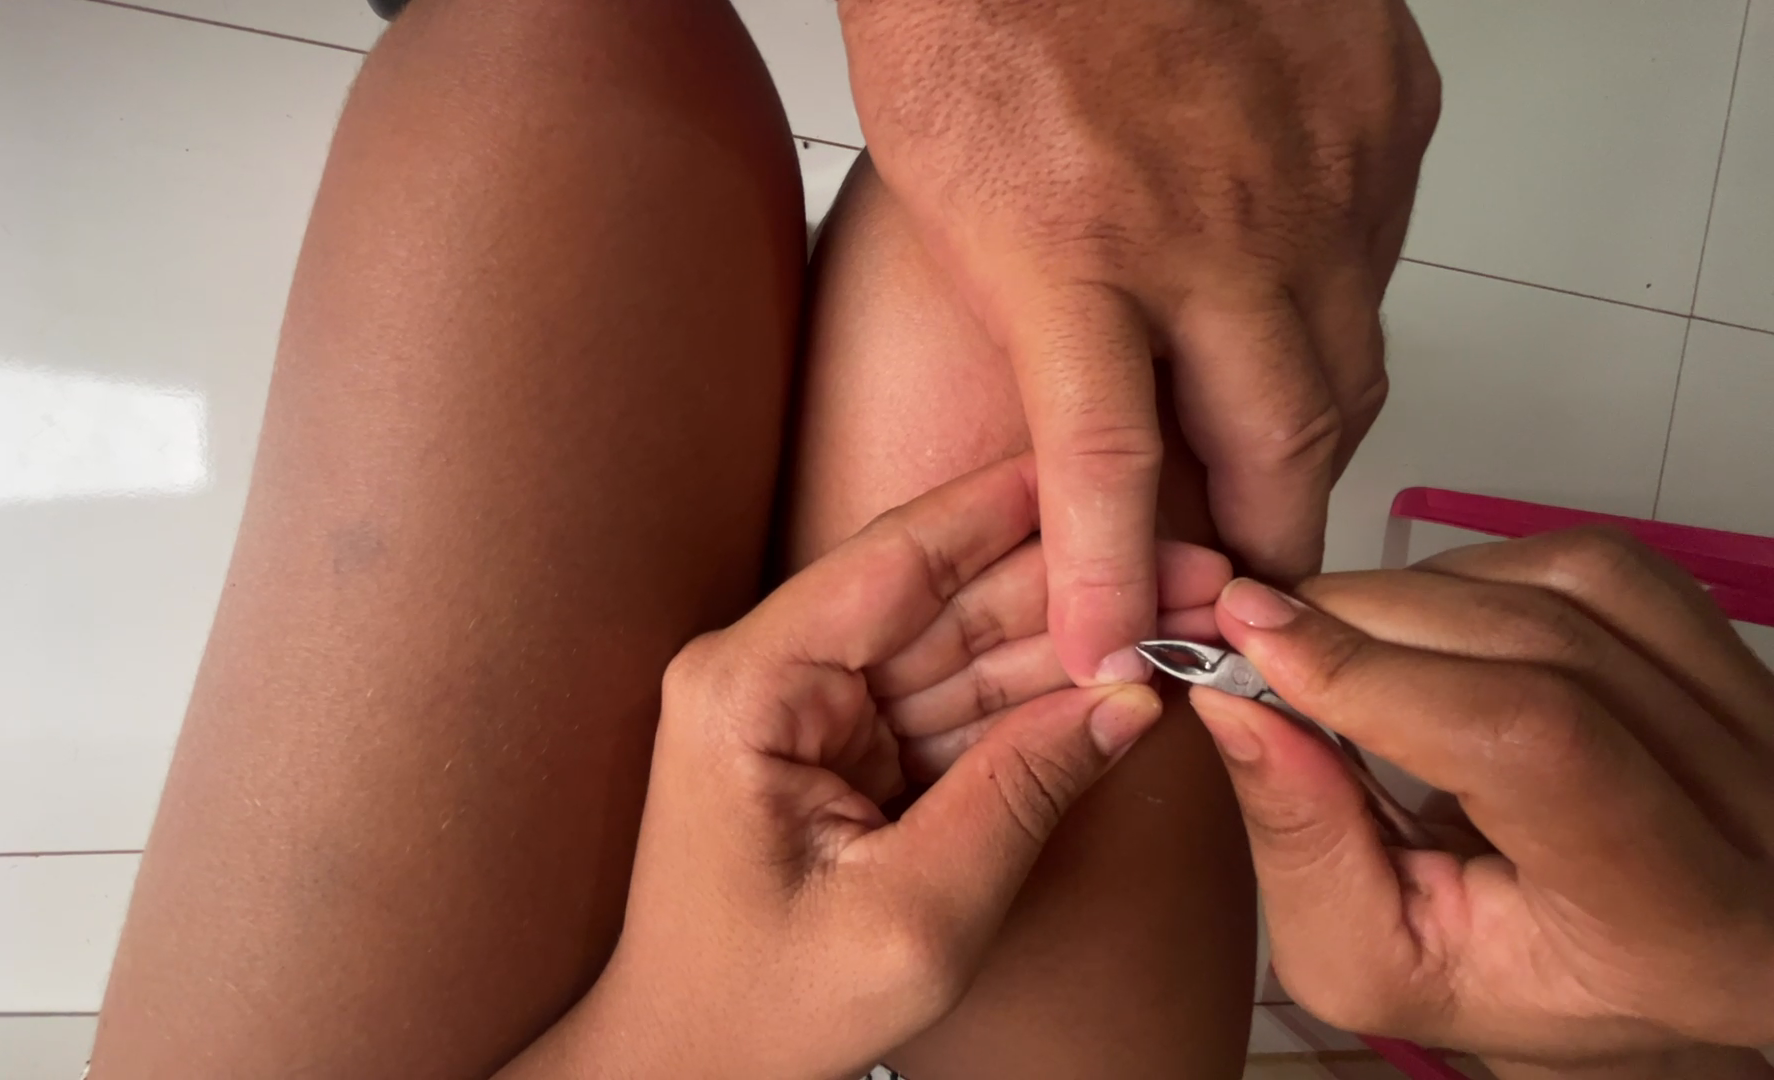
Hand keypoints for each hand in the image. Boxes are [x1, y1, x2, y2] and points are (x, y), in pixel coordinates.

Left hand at [500, 458, 1226, 1079]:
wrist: (695, 1055)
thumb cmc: (764, 1005)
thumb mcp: (910, 919)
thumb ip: (1020, 794)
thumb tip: (1127, 700)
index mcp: (749, 686)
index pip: (892, 561)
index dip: (1001, 508)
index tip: (1092, 464)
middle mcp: (771, 671)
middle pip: (938, 596)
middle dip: (1063, 581)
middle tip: (1181, 563)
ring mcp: (810, 700)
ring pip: (956, 642)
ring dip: (1063, 631)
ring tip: (1172, 612)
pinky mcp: (844, 735)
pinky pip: (950, 696)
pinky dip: (1031, 690)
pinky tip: (1110, 672)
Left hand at [837, 0, 1439, 684]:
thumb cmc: (968, 40)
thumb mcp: (951, 222)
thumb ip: (1026, 335)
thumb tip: (1082, 436)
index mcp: (1070, 255)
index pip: (1107, 468)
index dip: (1114, 581)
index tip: (1114, 654)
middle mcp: (1210, 224)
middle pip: (1274, 442)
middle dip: (1262, 542)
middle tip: (1236, 595)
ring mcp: (1310, 164)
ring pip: (1340, 369)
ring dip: (1302, 453)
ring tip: (1262, 500)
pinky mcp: (1373, 110)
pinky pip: (1370, 270)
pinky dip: (1329, 337)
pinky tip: (1285, 352)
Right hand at [1189, 529, 1773, 1064]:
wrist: (1610, 971)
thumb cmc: (1483, 984)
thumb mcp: (1352, 956)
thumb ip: (1294, 836)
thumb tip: (1230, 699)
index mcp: (1676, 929)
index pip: (1529, 742)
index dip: (1368, 670)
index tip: (1247, 629)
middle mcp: (1768, 820)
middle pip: (1538, 642)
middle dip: (1357, 615)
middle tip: (1255, 627)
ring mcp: (1770, 730)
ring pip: (1570, 587)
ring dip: (1407, 589)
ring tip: (1333, 634)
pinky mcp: (1738, 668)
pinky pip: (1595, 568)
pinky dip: (1468, 570)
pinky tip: (1416, 624)